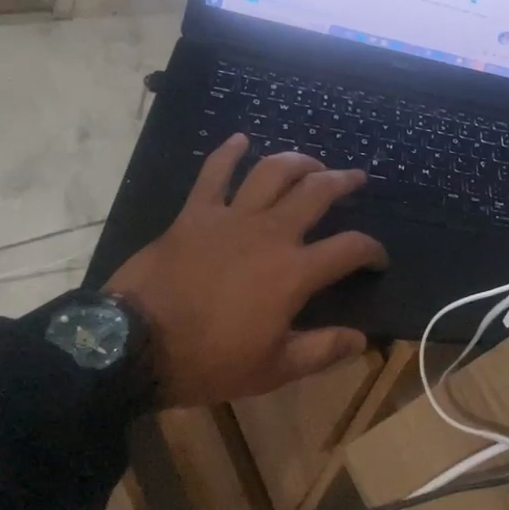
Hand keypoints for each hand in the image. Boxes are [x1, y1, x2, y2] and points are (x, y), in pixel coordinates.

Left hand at [105, 134, 388, 406]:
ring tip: (312, 163)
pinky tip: (240, 140)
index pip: (350, 248)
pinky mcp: (195, 214)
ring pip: (274, 172)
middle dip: (344, 181)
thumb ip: (322, 350)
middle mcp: (271, 233)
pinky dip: (228, 152)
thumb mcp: (272, 369)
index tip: (377, 260)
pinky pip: (214, 173)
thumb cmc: (206, 361)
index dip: (372, 250)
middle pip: (318, 191)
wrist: (130, 348)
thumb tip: (363, 339)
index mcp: (295, 271)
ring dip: (299, 161)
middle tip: (356, 179)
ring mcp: (232, 217)